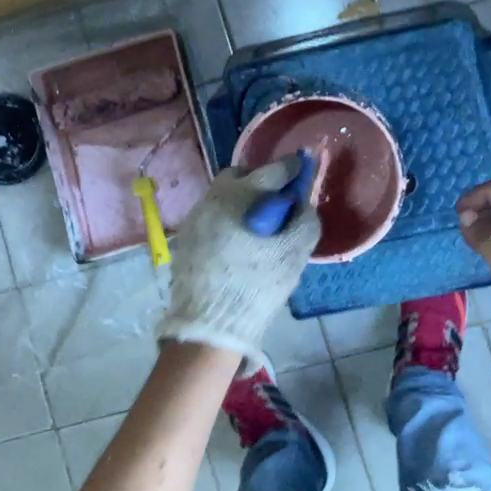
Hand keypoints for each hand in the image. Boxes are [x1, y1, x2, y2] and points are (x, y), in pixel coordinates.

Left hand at [157, 155, 320, 360]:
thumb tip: (300, 204)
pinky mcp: (186, 235)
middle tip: (277, 200)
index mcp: (243, 193)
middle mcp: (215, 195)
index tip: (302, 168)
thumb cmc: (256, 284)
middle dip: (261, 181)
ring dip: (241, 200)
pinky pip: (211, 215)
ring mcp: (197, 214)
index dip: (292, 169)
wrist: (209, 322)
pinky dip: (226, 218)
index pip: (274, 170)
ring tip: (256, 224)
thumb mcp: (293, 255)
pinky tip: (236, 241)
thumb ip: (304, 221)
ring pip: (223, 195)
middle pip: (242, 176)